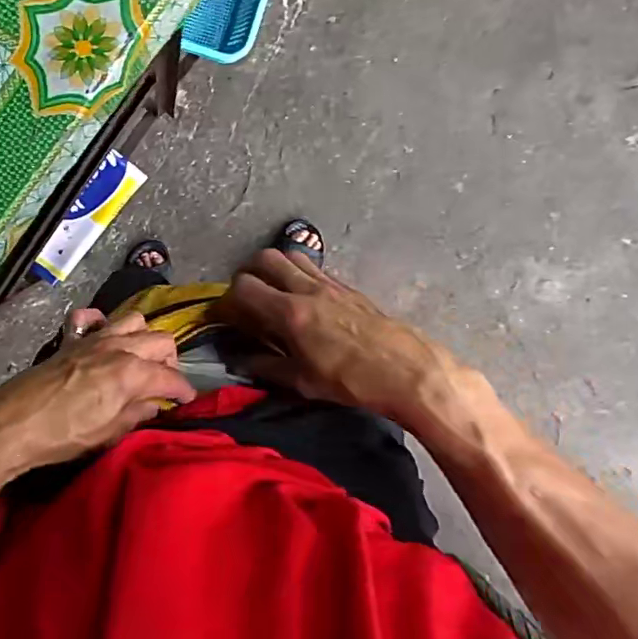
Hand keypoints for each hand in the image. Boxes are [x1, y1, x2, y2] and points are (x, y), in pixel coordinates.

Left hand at [0, 310, 196, 484]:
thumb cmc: (62, 435)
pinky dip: (100, 322)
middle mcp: (116, 347)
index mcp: (130, 372)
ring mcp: (91, 340)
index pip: (171, 376)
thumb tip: (155, 404)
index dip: (185, 390)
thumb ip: (136, 414)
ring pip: (132, 319)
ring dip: (143, 336)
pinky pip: (89, 318)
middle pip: (160, 339)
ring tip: (141, 360)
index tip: (188, 402)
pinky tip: (103, 337)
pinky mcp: (69, 342)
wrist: (12, 423)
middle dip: (170, 360)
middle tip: (165, 383)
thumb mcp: (107, 434)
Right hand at [210, 248, 465, 426]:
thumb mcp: (304, 382)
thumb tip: (242, 361)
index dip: (228, 298)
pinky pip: (315, 269)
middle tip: (247, 295)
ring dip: (275, 267)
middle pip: (265, 258)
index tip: (226, 314)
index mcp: (290, 313)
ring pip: (292, 256)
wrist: (411, 375)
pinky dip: (300, 275)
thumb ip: (268, 367)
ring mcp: (330, 286)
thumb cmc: (353, 382)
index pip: (244, 287)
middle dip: (248, 272)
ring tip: (274, 290)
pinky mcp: (349, 289)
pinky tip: (304, 299)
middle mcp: (307, 290)